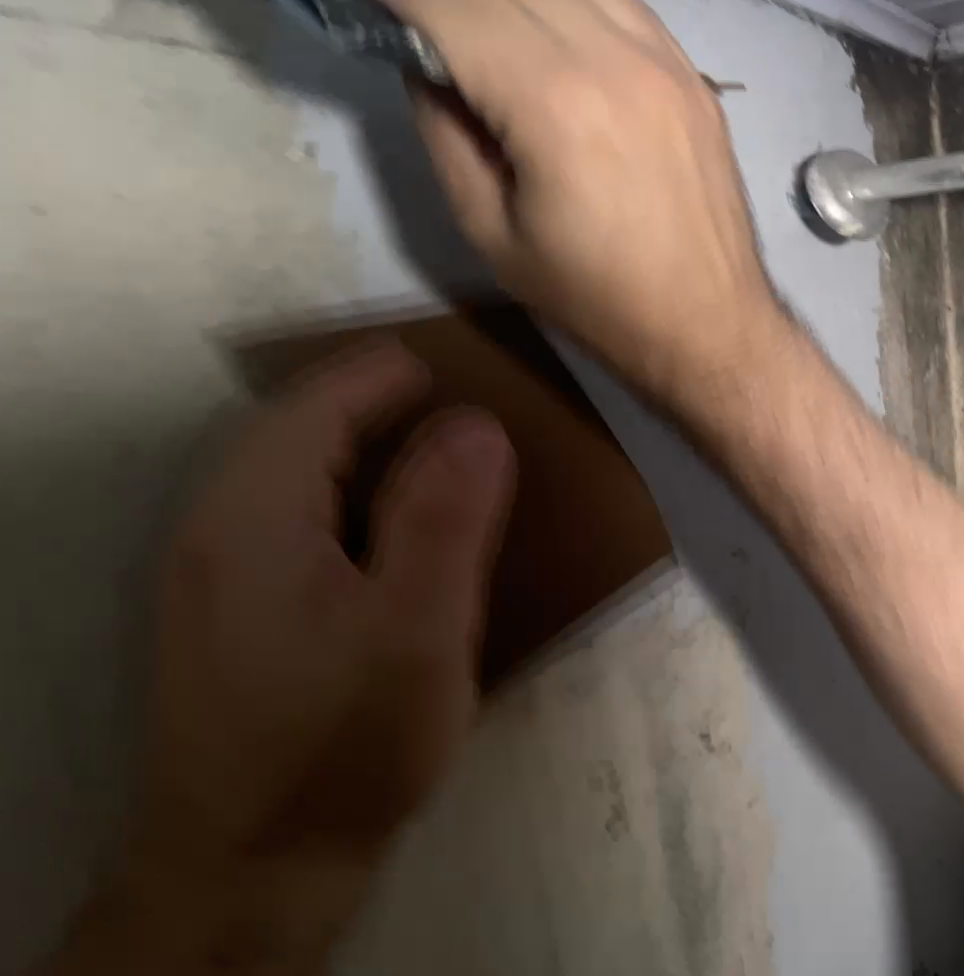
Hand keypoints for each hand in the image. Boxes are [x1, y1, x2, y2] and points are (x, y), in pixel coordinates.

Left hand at [67, 344, 514, 971]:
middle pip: (301, 435)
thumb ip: (444, 517)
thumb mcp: (416, 626)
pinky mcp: (244, 617)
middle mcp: (219, 534)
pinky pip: (306, 522)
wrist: (257, 866)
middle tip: (474, 403)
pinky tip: (410, 527)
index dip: (390, 375)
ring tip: (456, 453)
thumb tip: (477, 424)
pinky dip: (363, 497)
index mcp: (253, 520)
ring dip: (375, 450)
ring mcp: (224, 579)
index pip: (316, 408)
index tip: (467, 363)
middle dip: (384, 404)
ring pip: (302, 478)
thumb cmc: (345, 739)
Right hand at [301, 0, 783, 407]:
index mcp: (555, 102)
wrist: (712, 327)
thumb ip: (442, 126)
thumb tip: (417, 50)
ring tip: (467, 5)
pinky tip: (546, 24)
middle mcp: (616, 59)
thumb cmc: (600, 301)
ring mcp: (667, 64)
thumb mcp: (490, 230)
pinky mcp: (695, 79)